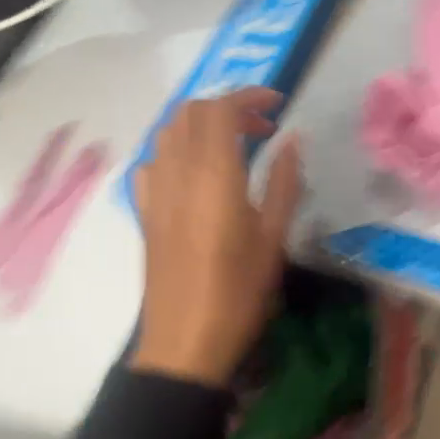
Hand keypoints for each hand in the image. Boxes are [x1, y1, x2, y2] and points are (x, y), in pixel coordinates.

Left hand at [131, 88, 302, 385]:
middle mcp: (178, 175)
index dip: (248, 96)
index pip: (220, 110)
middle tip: (262, 125)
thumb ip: (284, 181)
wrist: (185, 342)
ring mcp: (156, 193)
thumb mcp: (274, 235)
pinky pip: (155, 161)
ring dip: (202, 124)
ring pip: (170, 132)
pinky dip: (178, 149)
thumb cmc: (239, 291)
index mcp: (214, 177)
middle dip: (228, 106)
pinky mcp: (146, 213)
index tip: (277, 103)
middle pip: (192, 113)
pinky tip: (199, 171)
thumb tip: (292, 139)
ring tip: (235, 143)